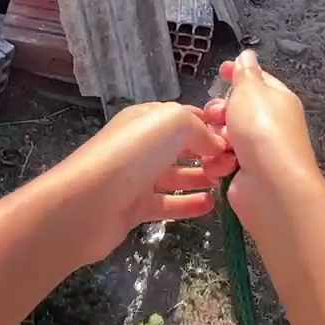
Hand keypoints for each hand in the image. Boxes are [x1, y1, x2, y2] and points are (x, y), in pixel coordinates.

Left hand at [51, 102, 235, 263]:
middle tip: (235, 164)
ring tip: (226, 182)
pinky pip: (167, 203)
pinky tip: (210, 205)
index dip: (211, 124)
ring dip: (201, 176)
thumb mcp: (172, 123)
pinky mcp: (134, 208)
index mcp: (147, 119)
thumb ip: (199, 128)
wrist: (86, 204)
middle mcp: (141, 145)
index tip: (238, 139)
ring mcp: (136, 177)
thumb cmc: (131, 155)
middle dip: (209, 151)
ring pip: (175, 174)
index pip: (185, 116)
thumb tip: (214, 144)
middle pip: (181, 146)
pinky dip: (188, 203)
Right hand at [204, 51, 324, 231]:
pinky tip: (223, 165)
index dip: (238, 73)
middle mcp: (269, 124)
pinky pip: (219, 159)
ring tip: (221, 144)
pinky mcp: (242, 173)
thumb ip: (245, 73)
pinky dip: (218, 162)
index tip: (220, 71)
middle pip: (233, 108)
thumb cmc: (262, 129)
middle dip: (219, 111)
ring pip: (221, 135)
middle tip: (218, 116)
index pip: (257, 80)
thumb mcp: (251, 91)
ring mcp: (256, 150)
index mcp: (277, 99)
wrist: (271, 184)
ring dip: (216, 138)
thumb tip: (247, 55)